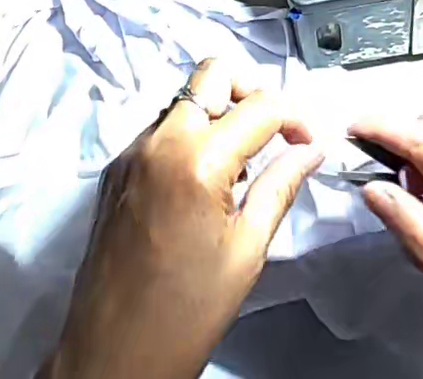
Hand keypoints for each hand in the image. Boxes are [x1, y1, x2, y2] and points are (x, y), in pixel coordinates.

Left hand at [44, 58, 323, 378]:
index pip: (261, 105)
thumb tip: (312, 150)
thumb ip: (282, 184)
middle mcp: (159, 141)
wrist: (110, 361)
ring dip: (220, 110)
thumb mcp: (247, 248)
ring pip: (186, 97)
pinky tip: (204, 177)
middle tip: (271, 130)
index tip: (308, 142)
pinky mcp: (116, 168)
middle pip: (213, 73)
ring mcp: (131, 151)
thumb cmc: (186, 313)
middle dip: (250, 90)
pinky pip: (162, 127)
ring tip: (240, 160)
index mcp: (197, 160)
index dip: (295, 118)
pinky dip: (191, 133)